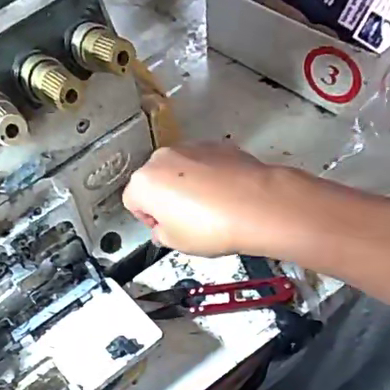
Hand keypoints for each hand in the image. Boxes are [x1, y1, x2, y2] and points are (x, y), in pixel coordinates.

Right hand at [121, 143, 316, 257]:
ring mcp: (192, 148)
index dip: (147, 219)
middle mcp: (164, 158)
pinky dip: (209, 177)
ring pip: (180, 170)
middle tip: (186, 223)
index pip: (132, 202)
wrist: (257, 206)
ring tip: (208, 212)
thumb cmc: (216, 224)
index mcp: (144, 182)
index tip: (162, 229)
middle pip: (155, 181)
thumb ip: (160, 234)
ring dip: (188, 187)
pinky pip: (204, 164)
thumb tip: (164, 230)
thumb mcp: (176, 243)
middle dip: (166, 200)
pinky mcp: (217, 146)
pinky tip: (223, 198)